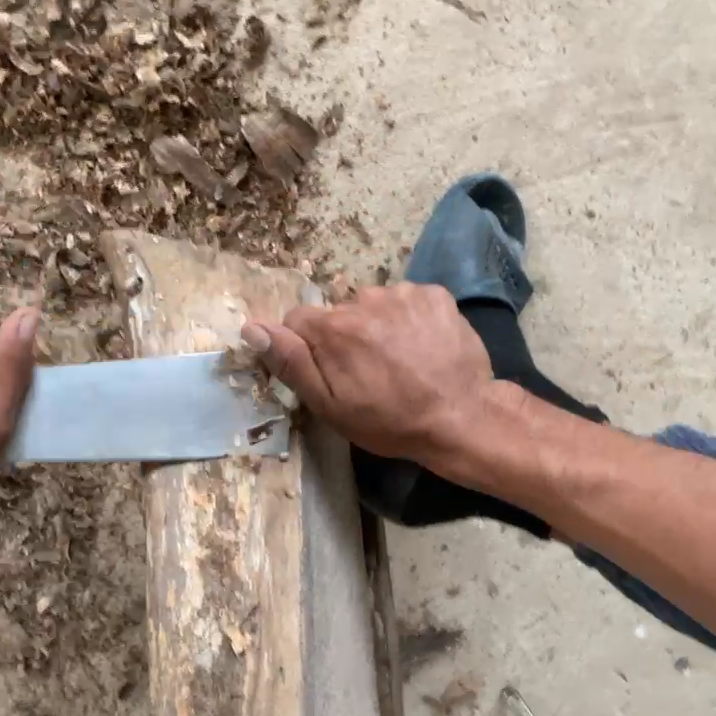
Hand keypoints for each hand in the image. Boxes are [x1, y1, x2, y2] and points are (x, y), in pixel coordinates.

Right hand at [241, 284, 501, 464]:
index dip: (309, 347)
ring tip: (400, 360)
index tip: (331, 371)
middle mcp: (363, 300)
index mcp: (332, 328)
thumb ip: (291, 362)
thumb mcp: (329, 405)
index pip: (298, 320)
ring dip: (379, 325)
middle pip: (338, 313)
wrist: (462, 418)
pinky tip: (423, 346)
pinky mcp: (435, 295)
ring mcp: (403, 294)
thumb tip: (253, 328)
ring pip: (374, 305)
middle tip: (370, 372)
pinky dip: (410, 318)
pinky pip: (408, 300)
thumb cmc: (389, 421)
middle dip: (346, 337)